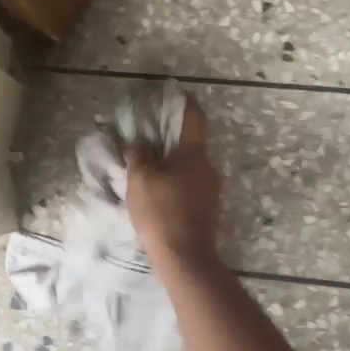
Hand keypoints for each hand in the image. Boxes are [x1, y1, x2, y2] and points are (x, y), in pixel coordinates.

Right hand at [125, 96, 222, 264]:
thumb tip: (139, 143)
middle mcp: (208, 167)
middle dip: (171, 138)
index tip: (176, 93)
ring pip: (189, 167)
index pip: (194, 118)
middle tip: (150, 135)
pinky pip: (189, 185)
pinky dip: (175, 181)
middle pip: (191, 144)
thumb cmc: (161, 211)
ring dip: (172, 163)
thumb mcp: (140, 179)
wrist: (185, 257)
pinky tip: (158, 191)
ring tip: (149, 167)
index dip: (185, 103)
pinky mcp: (207, 209)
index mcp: (194, 154)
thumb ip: (139, 155)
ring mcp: (211, 190)